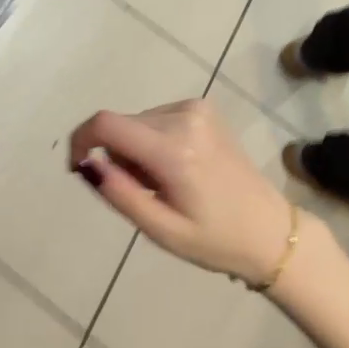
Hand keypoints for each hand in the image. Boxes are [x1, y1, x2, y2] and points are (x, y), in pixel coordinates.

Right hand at [69, 99, 318, 283]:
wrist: (270, 231)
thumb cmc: (215, 240)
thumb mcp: (162, 231)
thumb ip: (120, 194)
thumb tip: (87, 164)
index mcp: (173, 151)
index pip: (106, 124)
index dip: (81, 139)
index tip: (78, 165)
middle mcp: (183, 118)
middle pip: (122, 124)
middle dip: (116, 154)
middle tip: (140, 191)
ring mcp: (195, 108)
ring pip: (138, 121)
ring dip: (136, 148)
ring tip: (162, 183)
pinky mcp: (202, 107)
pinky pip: (157, 117)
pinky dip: (154, 139)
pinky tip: (176, 166)